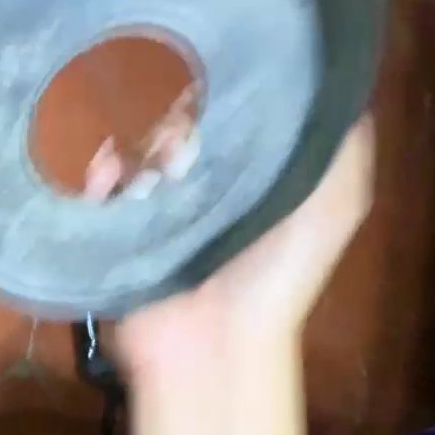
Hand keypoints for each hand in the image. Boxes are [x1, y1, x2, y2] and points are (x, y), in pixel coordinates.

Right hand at [113, 117, 375, 376]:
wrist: (211, 345)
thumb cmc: (275, 279)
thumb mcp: (334, 205)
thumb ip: (337, 148)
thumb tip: (321, 89)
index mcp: (249, 183)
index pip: (231, 124)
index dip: (225, 103)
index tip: (220, 94)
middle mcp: (200, 197)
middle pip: (180, 138)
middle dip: (178, 128)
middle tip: (182, 146)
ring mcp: (152, 219)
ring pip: (137, 162)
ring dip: (141, 151)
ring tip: (152, 169)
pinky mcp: (112, 241)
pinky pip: (96, 198)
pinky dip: (98, 179)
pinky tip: (106, 171)